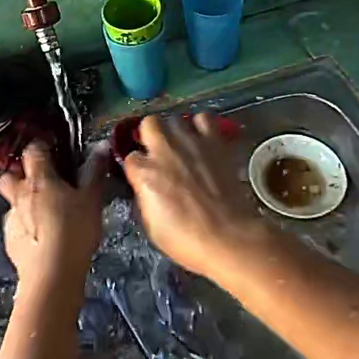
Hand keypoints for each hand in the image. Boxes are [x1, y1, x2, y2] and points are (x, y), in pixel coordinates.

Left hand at [0, 142, 102, 293]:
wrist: (51, 277)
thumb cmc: (74, 232)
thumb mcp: (91, 200)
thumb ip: (94, 171)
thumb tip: (100, 146)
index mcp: (39, 179)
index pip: (32, 150)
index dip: (41, 146)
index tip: (52, 148)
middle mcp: (20, 195)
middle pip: (10, 174)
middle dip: (20, 174)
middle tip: (41, 180)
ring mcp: (11, 219)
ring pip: (11, 201)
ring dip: (23, 202)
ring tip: (44, 212)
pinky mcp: (9, 241)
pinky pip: (14, 225)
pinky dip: (24, 226)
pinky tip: (41, 236)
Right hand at [122, 113, 269, 279]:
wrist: (228, 237)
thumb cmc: (186, 239)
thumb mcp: (151, 225)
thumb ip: (144, 197)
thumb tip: (144, 186)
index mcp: (144, 173)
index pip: (130, 157)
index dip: (137, 167)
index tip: (143, 176)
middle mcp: (163, 150)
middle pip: (149, 124)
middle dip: (150, 135)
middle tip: (158, 152)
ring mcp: (190, 142)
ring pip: (174, 119)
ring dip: (174, 131)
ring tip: (182, 146)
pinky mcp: (214, 141)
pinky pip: (203, 119)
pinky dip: (201, 126)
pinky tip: (202, 139)